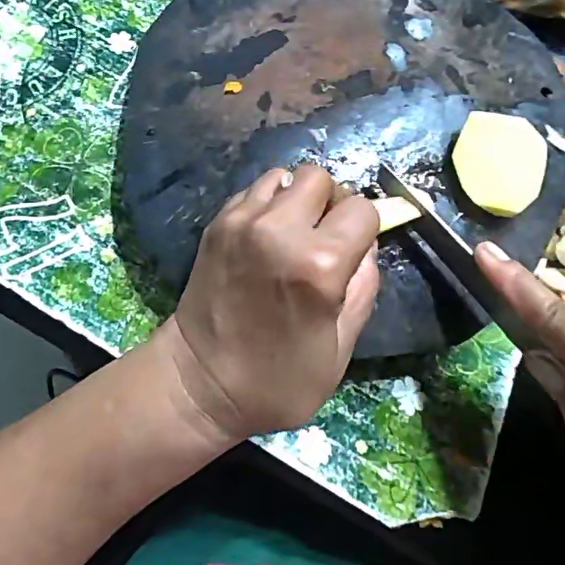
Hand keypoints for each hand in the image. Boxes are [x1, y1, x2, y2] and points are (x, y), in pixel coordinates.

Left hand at [160, 165, 380, 443]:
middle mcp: (280, 230)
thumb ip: (364, 286)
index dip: (364, 230)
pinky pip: (256, 191)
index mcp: (319, 264)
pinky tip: (264, 239)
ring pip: (286, 176)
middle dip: (330, 203)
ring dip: (297, 199)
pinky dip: (268, 205)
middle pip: (321, 179)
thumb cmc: (279, 381)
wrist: (199, 388)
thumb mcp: (343, 348)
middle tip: (323, 237)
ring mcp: (243, 222)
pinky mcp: (218, 223)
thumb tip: (366, 245)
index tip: (353, 253)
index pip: (362, 209)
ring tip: (291, 234)